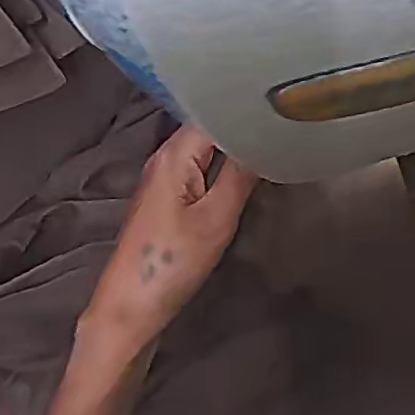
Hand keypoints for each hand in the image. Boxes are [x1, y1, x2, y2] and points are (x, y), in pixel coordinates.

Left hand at [78, 126, 258, 359]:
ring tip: (273, 143)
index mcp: (174, 153)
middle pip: (209, 130)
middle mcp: (165, 157)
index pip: (214, 114)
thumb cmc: (172, 260)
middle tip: (284, 125)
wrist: (131, 306)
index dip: (245, 110)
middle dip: (243, 127)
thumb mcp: (216, 217)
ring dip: (234, 149)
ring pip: (205, 151)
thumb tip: (264, 135)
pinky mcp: (168, 198)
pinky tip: (246, 173)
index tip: (280, 108)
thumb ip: (241, 174)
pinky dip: (222, 168)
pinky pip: (200, 169)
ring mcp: (165, 178)